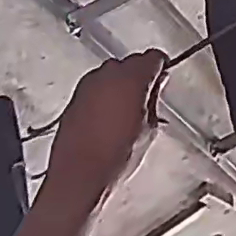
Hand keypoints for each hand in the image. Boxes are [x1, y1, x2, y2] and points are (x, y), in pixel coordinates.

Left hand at [49, 50, 166, 192]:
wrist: (78, 178)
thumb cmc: (118, 155)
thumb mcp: (149, 129)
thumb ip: (154, 101)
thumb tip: (155, 87)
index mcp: (134, 76)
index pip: (154, 57)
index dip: (161, 68)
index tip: (162, 80)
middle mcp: (110, 72)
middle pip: (132, 63)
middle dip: (140, 76)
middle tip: (146, 100)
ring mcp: (88, 84)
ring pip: (111, 74)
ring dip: (119, 85)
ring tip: (124, 111)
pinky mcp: (73, 98)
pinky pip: (95, 88)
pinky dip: (102, 96)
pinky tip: (105, 119)